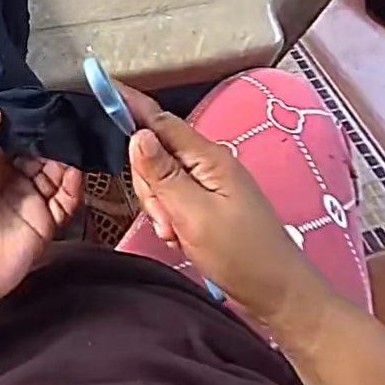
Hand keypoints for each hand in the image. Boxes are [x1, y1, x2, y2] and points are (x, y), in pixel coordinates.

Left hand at [0, 109, 83, 310]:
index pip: (14, 140)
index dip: (26, 128)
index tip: (38, 114)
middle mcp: (9, 183)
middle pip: (39, 154)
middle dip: (49, 141)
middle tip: (57, 129)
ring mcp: (28, 203)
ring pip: (57, 173)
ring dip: (65, 159)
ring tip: (67, 148)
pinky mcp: (44, 224)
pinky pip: (67, 201)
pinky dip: (75, 186)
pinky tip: (74, 172)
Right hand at [119, 84, 334, 333]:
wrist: (280, 294)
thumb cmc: (241, 254)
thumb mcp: (194, 215)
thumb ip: (163, 175)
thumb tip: (138, 134)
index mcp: (207, 156)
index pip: (160, 121)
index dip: (130, 106)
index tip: (104, 90)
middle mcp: (207, 162)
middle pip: (155, 152)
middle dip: (149, 185)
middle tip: (164, 220)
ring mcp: (208, 182)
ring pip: (160, 178)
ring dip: (159, 206)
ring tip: (176, 233)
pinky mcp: (207, 201)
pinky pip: (173, 198)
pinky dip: (169, 217)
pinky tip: (181, 237)